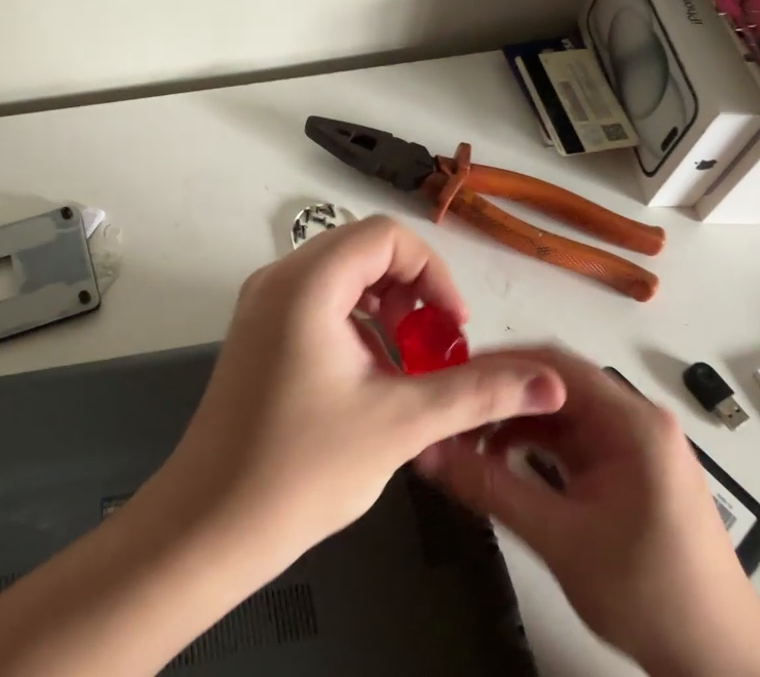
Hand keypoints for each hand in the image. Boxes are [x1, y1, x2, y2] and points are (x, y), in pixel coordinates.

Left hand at [158, 215, 567, 559]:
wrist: (212, 523)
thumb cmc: (300, 469)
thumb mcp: (401, 424)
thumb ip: (477, 393)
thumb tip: (547, 382)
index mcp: (306, 284)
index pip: (385, 236)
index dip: (433, 272)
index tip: (454, 327)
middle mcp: (278, 281)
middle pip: (363, 251)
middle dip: (412, 292)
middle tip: (436, 347)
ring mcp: (262, 308)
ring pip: (341, 279)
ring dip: (386, 310)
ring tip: (409, 367)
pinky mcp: (258, 336)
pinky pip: (318, 306)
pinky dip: (356, 327)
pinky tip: (372, 380)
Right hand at [419, 348, 759, 676]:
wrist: (715, 655)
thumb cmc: (652, 593)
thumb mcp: (560, 538)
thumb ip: (490, 489)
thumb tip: (431, 453)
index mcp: (634, 424)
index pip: (555, 366)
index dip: (498, 365)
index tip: (450, 378)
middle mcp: (636, 422)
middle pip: (555, 386)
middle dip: (499, 394)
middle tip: (450, 408)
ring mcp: (632, 446)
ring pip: (559, 413)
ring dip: (512, 420)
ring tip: (465, 436)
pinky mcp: (625, 470)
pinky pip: (570, 440)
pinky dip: (532, 445)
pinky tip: (499, 461)